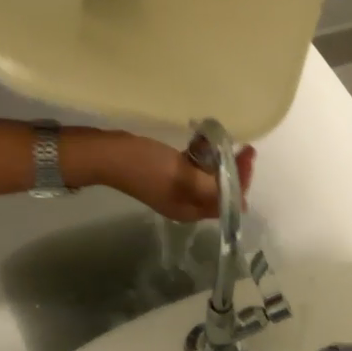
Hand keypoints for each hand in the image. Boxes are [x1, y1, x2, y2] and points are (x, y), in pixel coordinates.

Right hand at [89, 132, 256, 221]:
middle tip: (241, 146)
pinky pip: (192, 167)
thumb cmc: (145, 165)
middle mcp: (186, 204)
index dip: (242, 180)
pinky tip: (202, 139)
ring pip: (207, 177)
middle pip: (219, 190)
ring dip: (218, 160)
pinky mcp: (166, 172)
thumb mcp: (185, 178)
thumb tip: (243, 204)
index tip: (248, 154)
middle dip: (232, 170)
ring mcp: (175, 188)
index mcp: (191, 211)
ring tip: (223, 140)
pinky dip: (201, 155)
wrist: (103, 153)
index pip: (227, 201)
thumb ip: (214, 190)